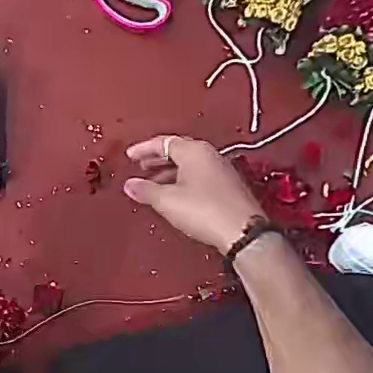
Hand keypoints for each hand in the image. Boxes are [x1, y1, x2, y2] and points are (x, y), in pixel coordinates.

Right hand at [122, 135, 265, 253]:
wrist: (241, 231)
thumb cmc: (207, 211)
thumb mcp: (167, 200)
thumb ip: (146, 190)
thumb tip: (131, 185)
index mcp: (194, 151)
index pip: (163, 142)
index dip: (144, 149)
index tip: (132, 155)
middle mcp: (209, 156)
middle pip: (178, 151)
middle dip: (157, 159)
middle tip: (141, 166)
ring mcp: (221, 171)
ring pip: (189, 165)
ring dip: (169, 172)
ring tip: (153, 184)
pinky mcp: (227, 187)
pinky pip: (199, 177)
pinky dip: (183, 181)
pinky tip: (176, 196)